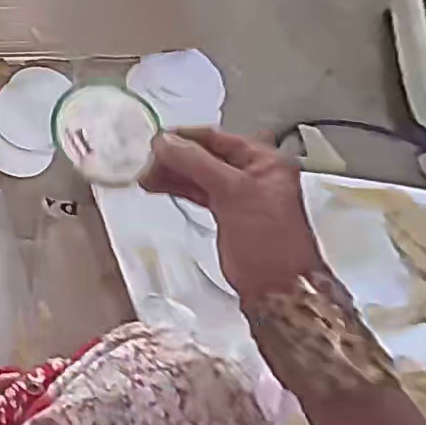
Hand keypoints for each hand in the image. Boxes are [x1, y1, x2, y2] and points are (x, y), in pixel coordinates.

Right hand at [141, 128, 320, 300]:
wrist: (278, 288)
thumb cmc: (273, 243)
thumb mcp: (233, 191)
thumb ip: (197, 163)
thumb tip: (167, 143)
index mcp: (264, 160)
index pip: (217, 137)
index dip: (186, 136)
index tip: (159, 140)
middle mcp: (252, 174)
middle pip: (205, 155)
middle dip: (175, 156)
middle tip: (149, 160)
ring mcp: (239, 194)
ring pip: (198, 174)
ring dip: (172, 172)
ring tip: (147, 173)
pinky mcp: (226, 213)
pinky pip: (197, 191)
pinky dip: (177, 187)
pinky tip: (159, 185)